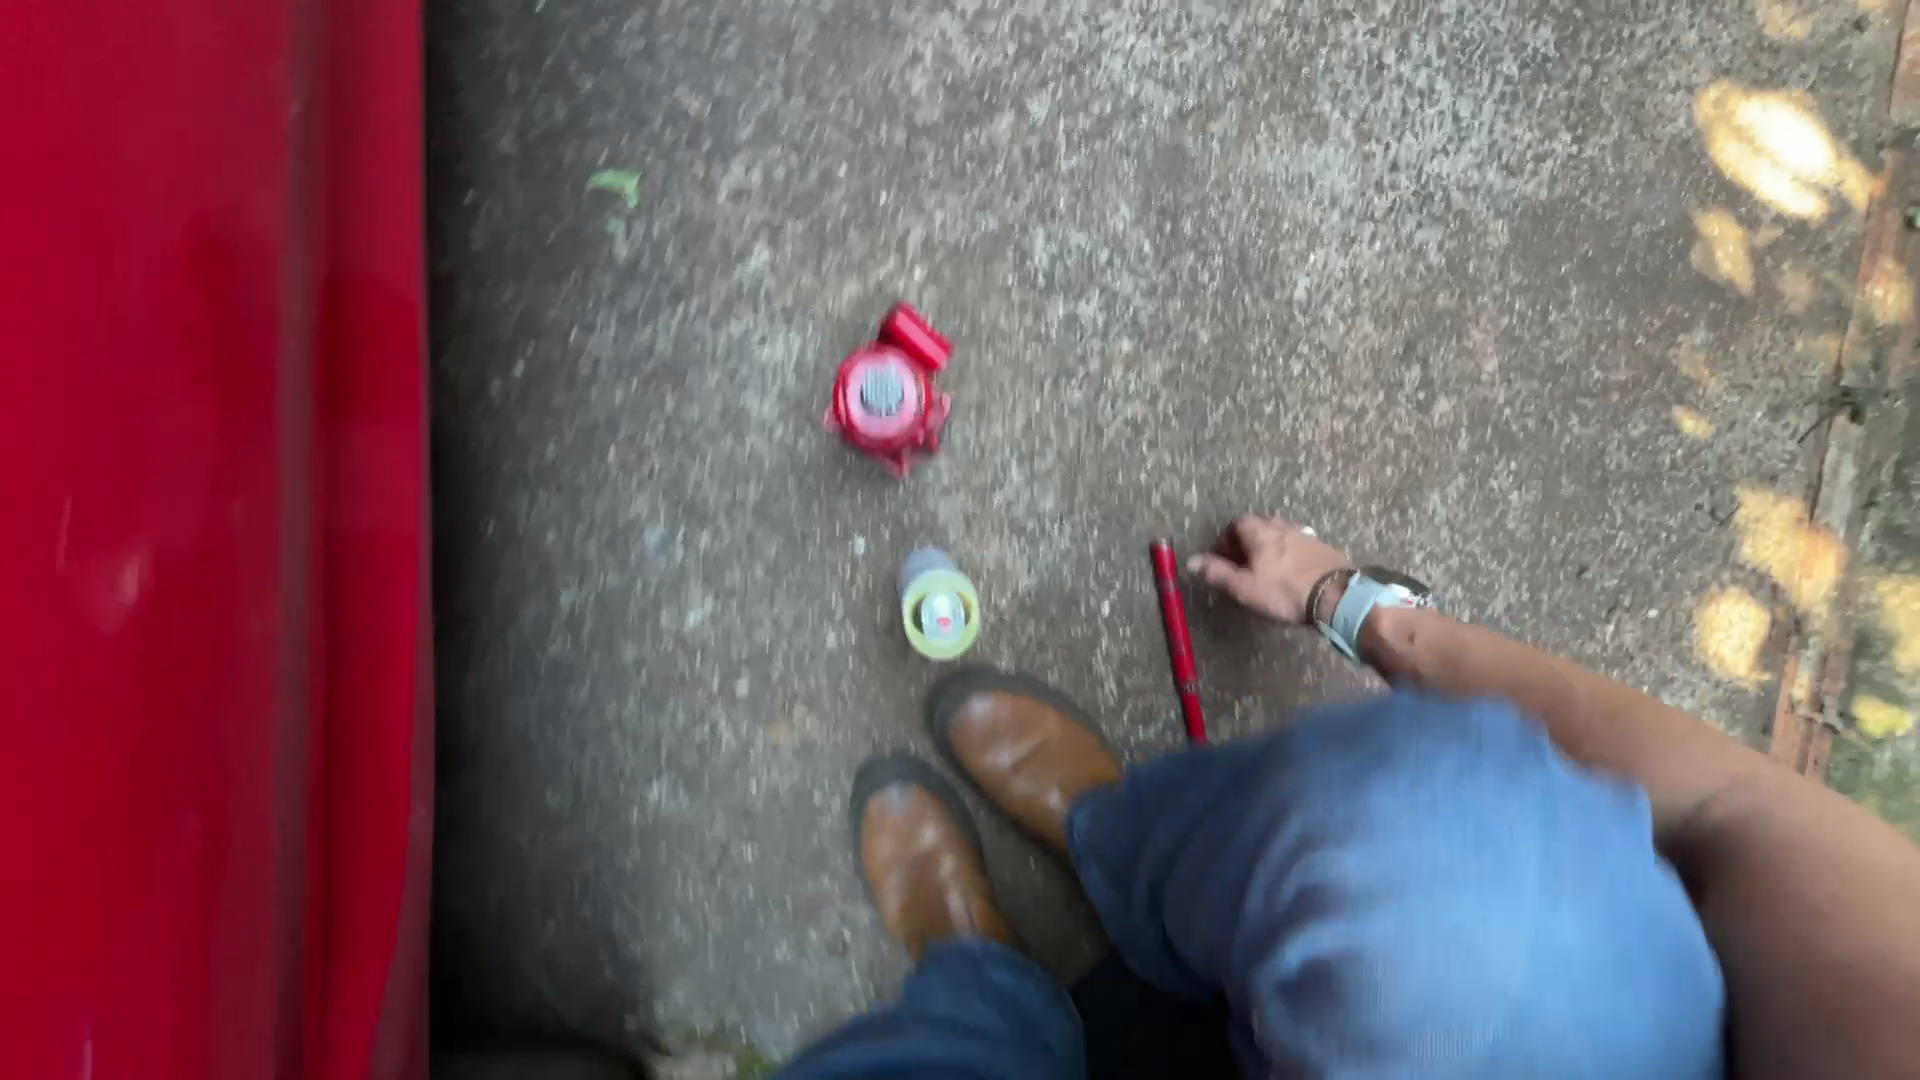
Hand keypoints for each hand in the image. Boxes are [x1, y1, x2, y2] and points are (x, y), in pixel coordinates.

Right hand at [1187, 516, 1351, 624]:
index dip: (1227, 538)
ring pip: (1283, 533)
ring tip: (1268, 567)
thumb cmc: (1284, 591)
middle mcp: (1283, 528)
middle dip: (1249, 539)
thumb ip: (1216, 573)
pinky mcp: (1324, 549)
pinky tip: (1292, 572)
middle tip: (1244, 562)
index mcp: (1260, 533)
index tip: (1224, 557)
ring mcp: (1307, 536)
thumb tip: (1191, 561)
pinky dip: (1291, 553)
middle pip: (1261, 524)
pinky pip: (1301, 544)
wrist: (1337, 596)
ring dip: (1271, 545)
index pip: (1238, 523)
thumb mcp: (1243, 587)